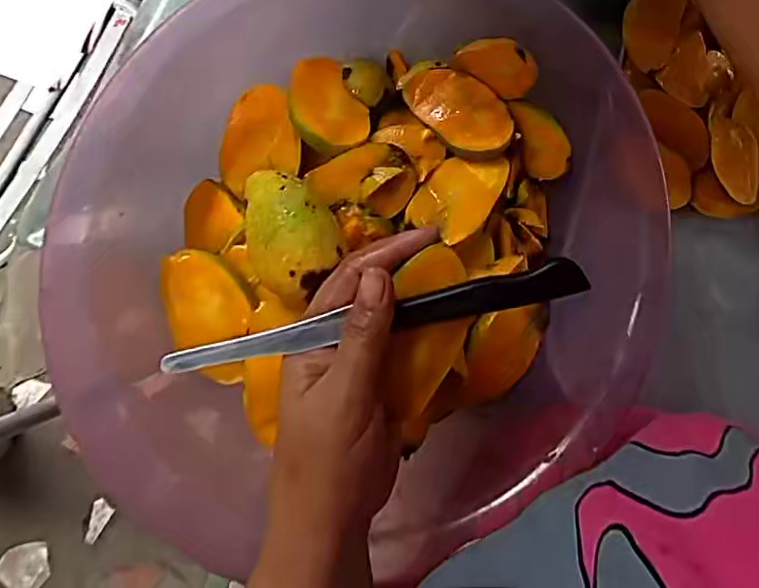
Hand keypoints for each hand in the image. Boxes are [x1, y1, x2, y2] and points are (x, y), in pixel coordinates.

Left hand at [252, 228, 437, 587]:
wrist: (333, 522)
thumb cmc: (328, 461)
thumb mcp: (345, 395)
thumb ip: (362, 335)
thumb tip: (377, 273)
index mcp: (312, 334)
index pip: (349, 277)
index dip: (385, 252)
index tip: (425, 236)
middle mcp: (332, 336)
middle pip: (367, 286)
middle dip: (400, 261)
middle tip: (441, 244)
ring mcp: (355, 355)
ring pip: (386, 309)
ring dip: (413, 288)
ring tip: (446, 267)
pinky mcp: (377, 376)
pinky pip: (401, 338)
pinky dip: (421, 321)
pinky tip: (442, 310)